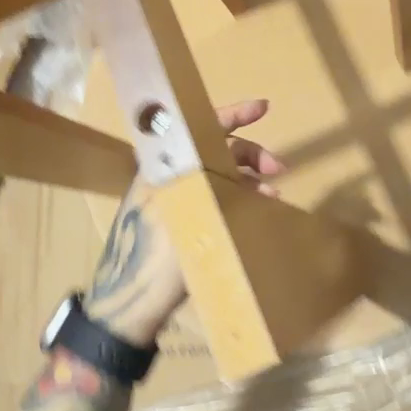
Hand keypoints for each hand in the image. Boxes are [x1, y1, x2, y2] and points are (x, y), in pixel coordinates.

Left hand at [84, 100, 283, 346]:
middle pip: (217, 151)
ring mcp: (176, 199)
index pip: (202, 128)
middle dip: (251, 153)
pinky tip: (256, 211)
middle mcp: (170, 176)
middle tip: (280, 168)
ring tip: (272, 196)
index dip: (234, 114)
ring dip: (249, 179)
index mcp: (166, 166)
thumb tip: (253, 185)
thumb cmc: (157, 256)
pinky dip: (239, 198)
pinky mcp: (182, 221)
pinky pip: (216, 198)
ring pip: (220, 175)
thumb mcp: (192, 216)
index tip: (263, 108)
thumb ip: (219, 193)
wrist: (129, 303)